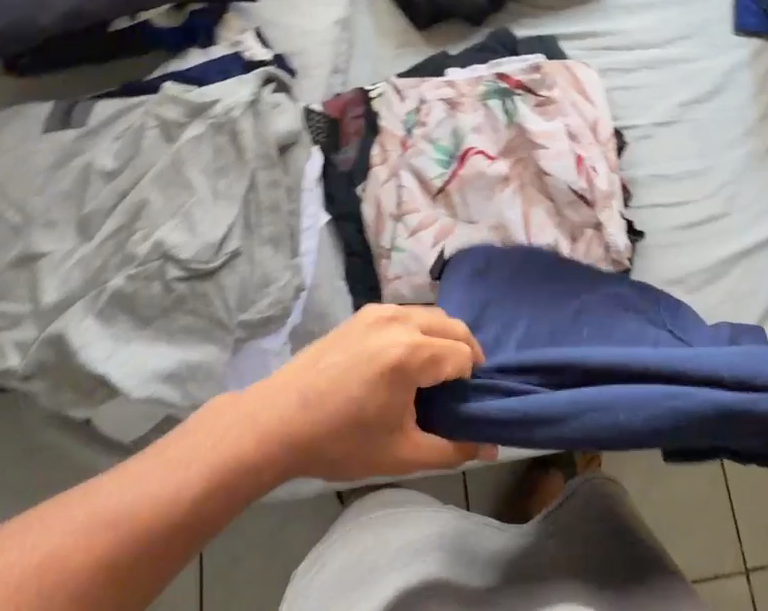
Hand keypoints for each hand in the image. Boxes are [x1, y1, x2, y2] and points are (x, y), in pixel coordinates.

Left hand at [237, 304, 497, 482]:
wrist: (276, 422)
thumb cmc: (341, 441)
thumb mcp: (402, 454)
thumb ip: (453, 450)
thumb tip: (491, 449)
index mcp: (411, 353)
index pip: (463, 356)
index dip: (469, 383)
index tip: (460, 407)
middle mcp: (398, 321)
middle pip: (453, 326)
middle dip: (464, 353)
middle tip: (458, 388)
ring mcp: (377, 312)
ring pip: (430, 315)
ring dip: (442, 338)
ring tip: (432, 374)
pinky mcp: (360, 314)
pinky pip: (405, 314)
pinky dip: (418, 330)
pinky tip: (403, 361)